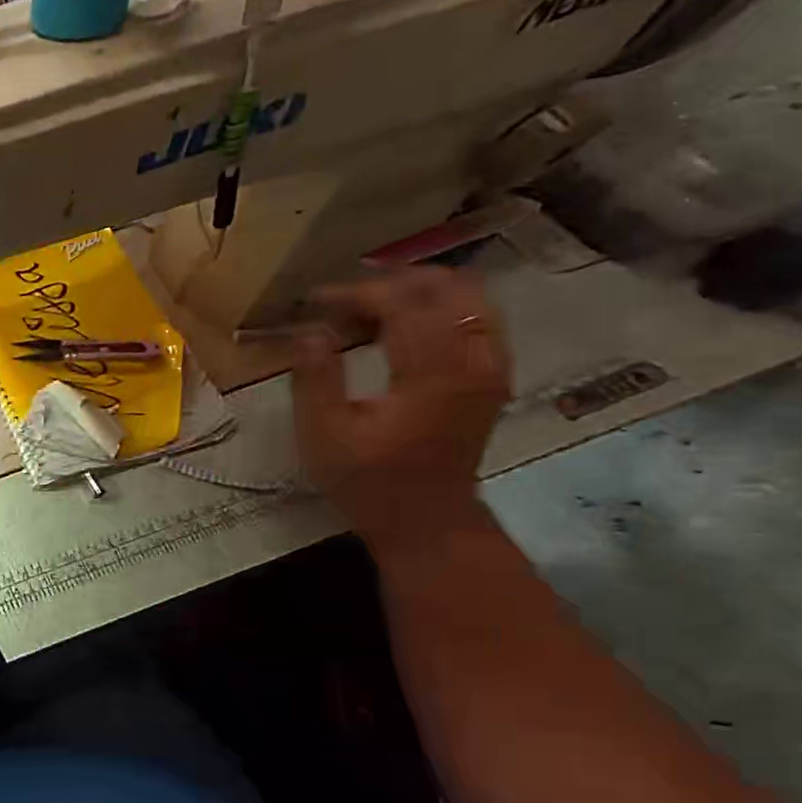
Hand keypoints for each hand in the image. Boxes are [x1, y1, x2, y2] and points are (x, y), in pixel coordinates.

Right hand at [290, 267, 510, 547]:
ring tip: (371, 308)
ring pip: (468, 296)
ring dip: (417, 292)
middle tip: (344, 300)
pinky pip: (476, 317)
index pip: (401, 304)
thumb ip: (315, 378)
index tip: (315, 301)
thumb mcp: (324, 435)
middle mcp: (474, 359)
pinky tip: (403, 326)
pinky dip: (439, 309)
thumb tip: (309, 330)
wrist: (426, 519)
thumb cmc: (369, 481)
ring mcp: (492, 365)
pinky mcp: (492, 374)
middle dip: (390, 283)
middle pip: (446, 286)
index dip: (355, 294)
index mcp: (432, 374)